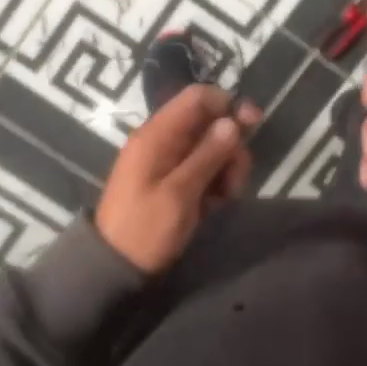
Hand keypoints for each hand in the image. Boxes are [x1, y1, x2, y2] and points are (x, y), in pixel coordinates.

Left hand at [96, 85, 261, 272]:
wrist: (114, 267)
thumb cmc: (144, 229)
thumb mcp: (179, 194)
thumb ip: (207, 156)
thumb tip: (233, 122)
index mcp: (157, 135)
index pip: (197, 98)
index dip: (226, 105)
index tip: (252, 125)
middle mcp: (164, 141)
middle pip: (209, 123)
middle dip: (231, 147)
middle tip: (236, 180)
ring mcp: (168, 162)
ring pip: (211, 148)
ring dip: (226, 168)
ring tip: (225, 198)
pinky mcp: (174, 182)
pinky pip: (203, 169)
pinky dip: (215, 183)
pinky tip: (216, 205)